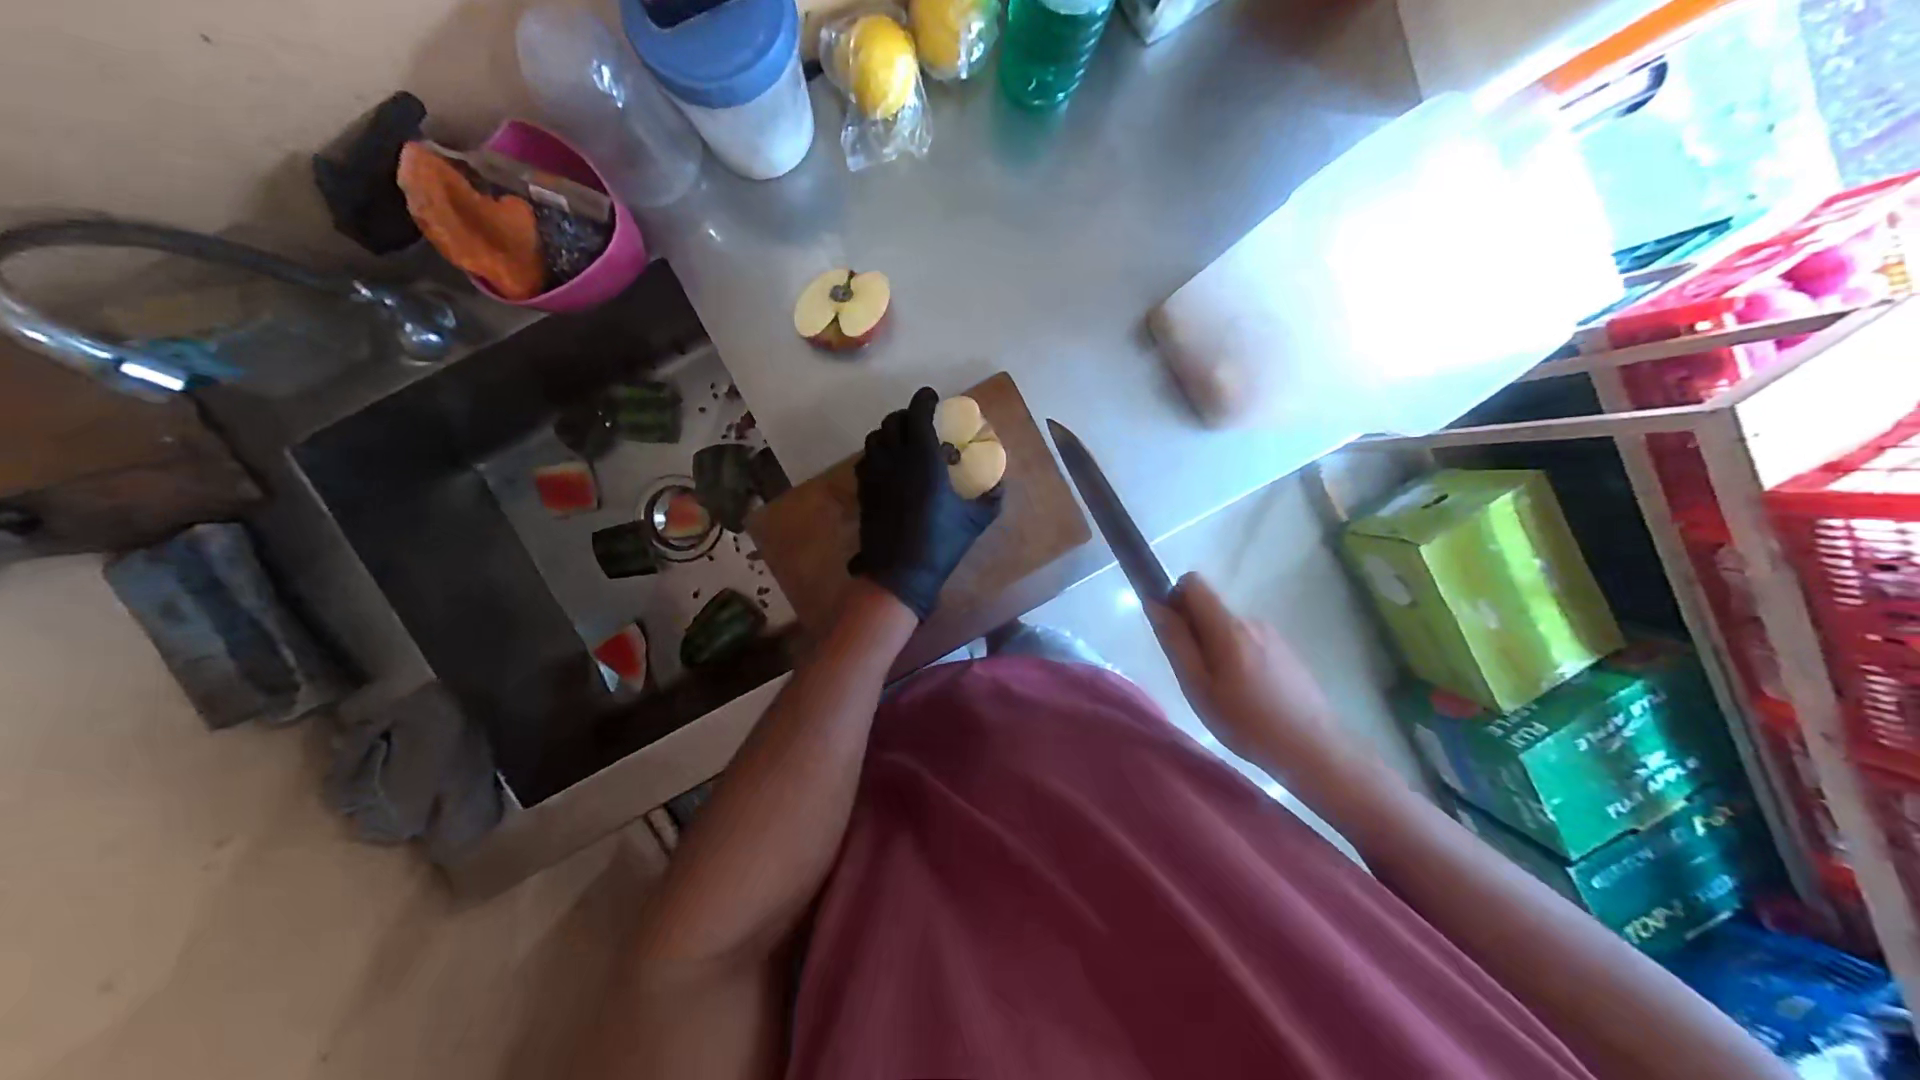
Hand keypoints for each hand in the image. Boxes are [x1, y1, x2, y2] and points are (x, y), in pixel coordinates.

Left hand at [849, 387, 1001, 620]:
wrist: (900, 573)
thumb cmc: (941, 543)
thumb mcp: (974, 522)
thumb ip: (991, 499)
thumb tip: (1001, 485)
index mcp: (923, 459)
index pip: (918, 414)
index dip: (924, 400)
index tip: (932, 397)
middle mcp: (895, 460)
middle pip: (892, 422)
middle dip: (907, 417)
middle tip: (921, 424)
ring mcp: (875, 476)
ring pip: (874, 440)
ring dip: (889, 435)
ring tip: (903, 445)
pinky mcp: (863, 492)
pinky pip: (865, 462)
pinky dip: (876, 457)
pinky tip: (889, 470)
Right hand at [1148, 572, 1356, 774]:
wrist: (1313, 748)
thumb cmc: (1246, 722)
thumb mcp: (1197, 687)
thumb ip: (1175, 642)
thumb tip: (1154, 604)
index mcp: (1228, 626)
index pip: (1193, 582)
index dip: (1175, 600)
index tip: (1175, 635)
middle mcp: (1252, 620)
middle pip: (1210, 607)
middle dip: (1194, 632)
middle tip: (1197, 677)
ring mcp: (1273, 634)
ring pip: (1228, 627)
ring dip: (1216, 648)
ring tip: (1223, 691)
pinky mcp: (1286, 650)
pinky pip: (1248, 641)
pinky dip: (1238, 658)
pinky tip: (1248, 694)